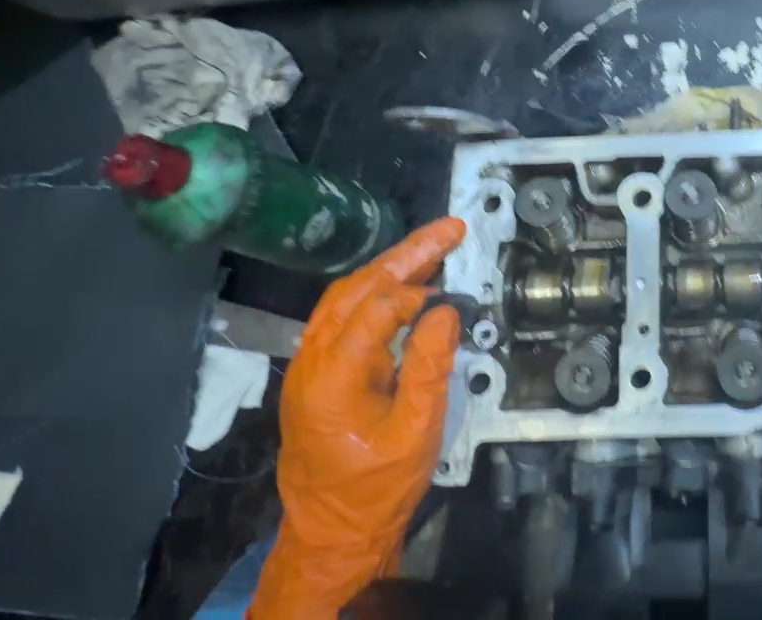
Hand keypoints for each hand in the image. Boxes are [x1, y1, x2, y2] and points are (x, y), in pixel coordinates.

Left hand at [249, 218, 466, 619]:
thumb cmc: (377, 487)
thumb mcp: (416, 432)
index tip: (453, 302)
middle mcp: (311, 360)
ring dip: (389, 268)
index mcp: (332, 376)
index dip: (418, 295)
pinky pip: (342, 315)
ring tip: (432, 248)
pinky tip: (403, 285)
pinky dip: (375, 291)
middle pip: (356, 288)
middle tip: (450, 229)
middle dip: (406, 255)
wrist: (331, 532)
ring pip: (345, 296)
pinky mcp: (316, 371)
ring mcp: (307, 364)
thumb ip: (430, 366)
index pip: (375, 308)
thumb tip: (446, 310)